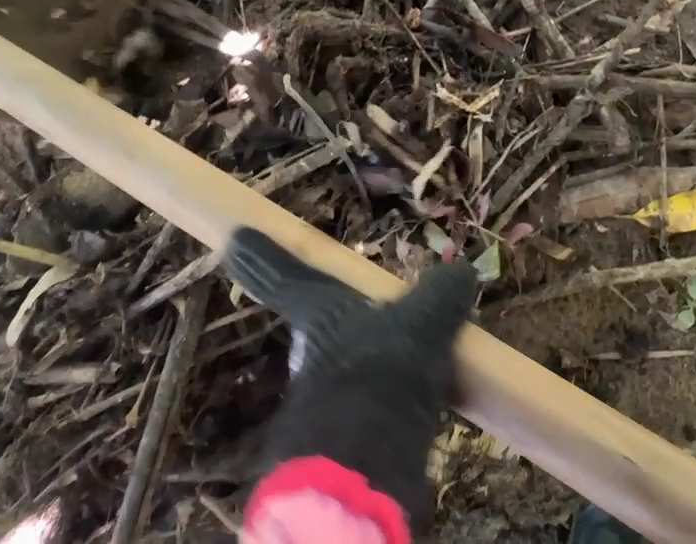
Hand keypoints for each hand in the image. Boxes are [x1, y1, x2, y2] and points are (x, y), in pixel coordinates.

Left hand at [224, 226, 477, 538]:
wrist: (367, 456)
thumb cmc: (387, 365)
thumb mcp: (428, 315)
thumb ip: (443, 291)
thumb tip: (462, 271)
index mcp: (322, 311)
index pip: (286, 275)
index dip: (262, 256)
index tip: (233, 239)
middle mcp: (311, 352)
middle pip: (318, 326)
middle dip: (337, 322)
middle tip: (368, 314)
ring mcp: (321, 396)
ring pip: (343, 367)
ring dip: (368, 365)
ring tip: (411, 365)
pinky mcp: (338, 435)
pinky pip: (367, 404)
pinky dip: (389, 401)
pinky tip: (417, 404)